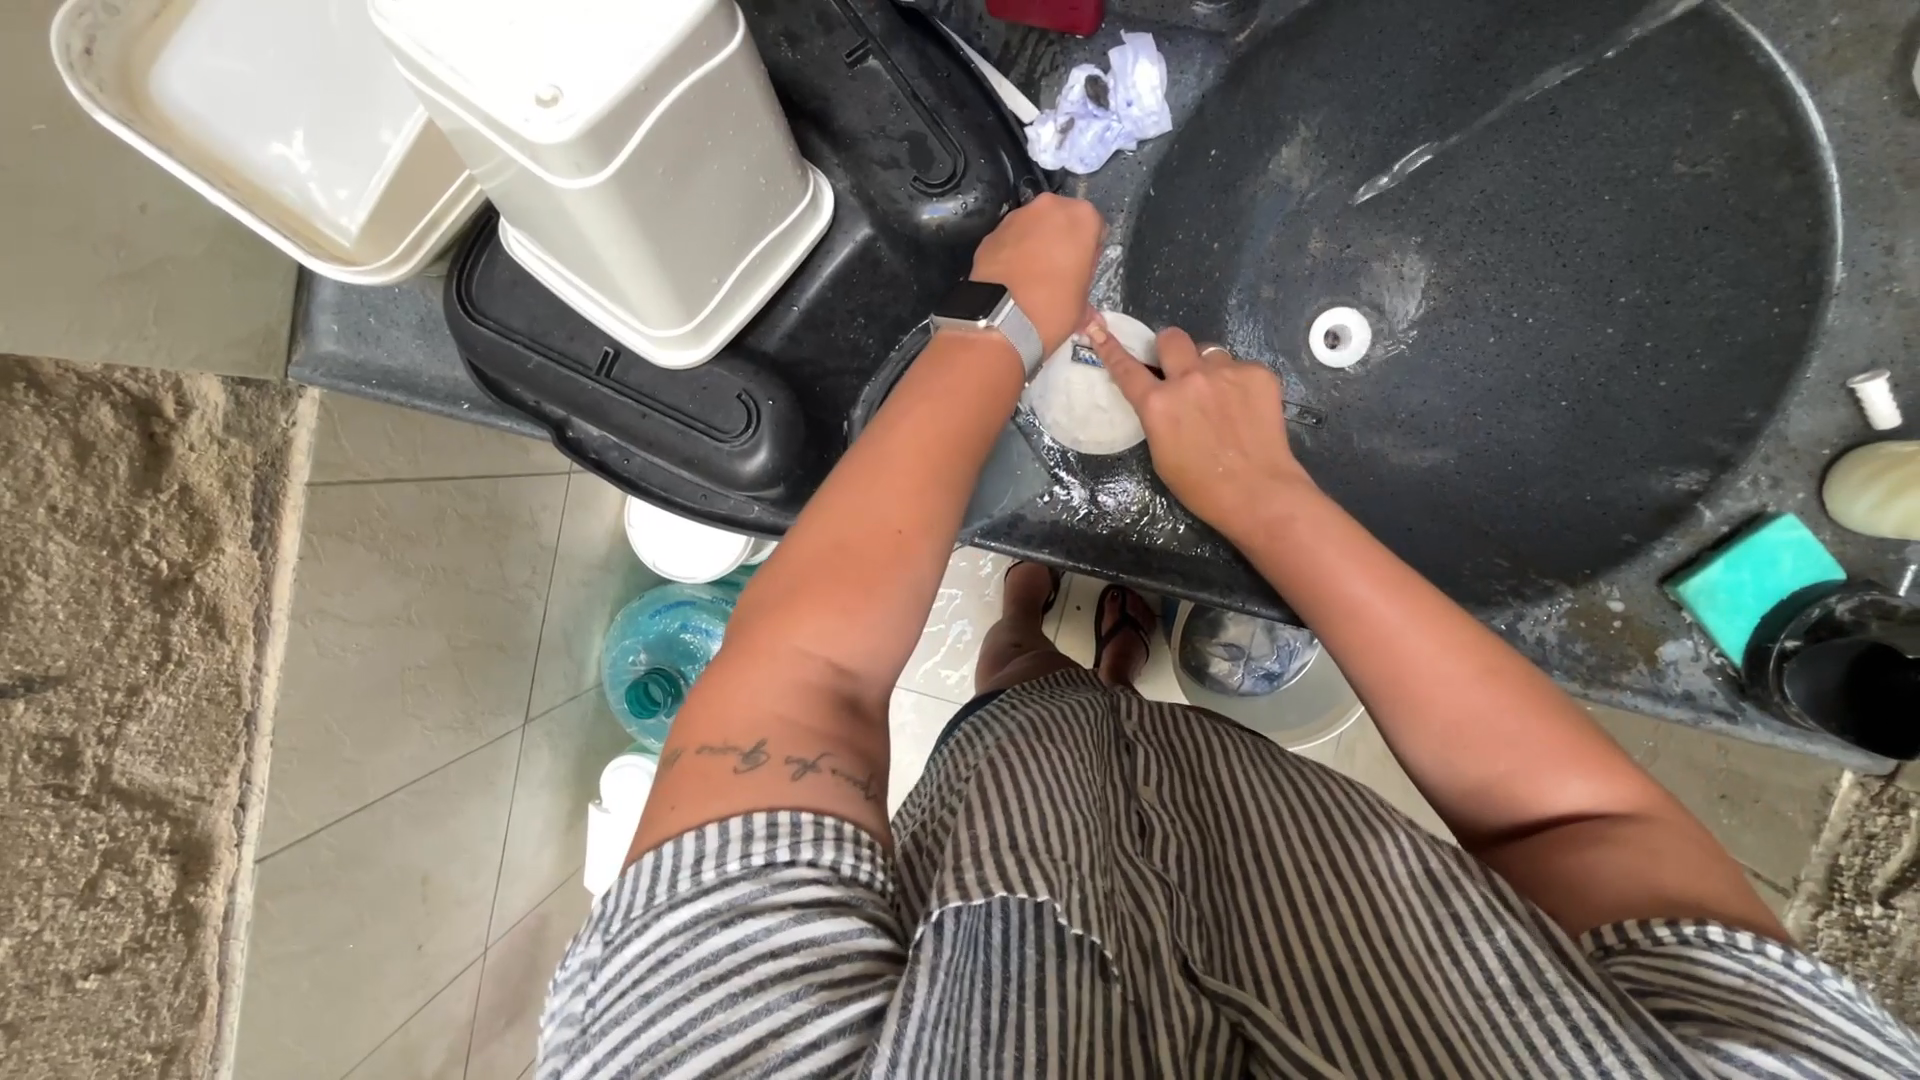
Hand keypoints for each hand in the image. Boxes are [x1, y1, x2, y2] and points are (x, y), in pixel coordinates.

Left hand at [969, 194, 1104, 353]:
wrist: (998, 320)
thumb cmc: (1051, 309)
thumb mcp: (1080, 310)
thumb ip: (1085, 301)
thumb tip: (1092, 321)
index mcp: (1083, 217)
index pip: (1095, 230)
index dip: (1088, 254)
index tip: (1079, 273)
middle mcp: (1050, 207)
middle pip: (1061, 223)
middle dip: (1060, 244)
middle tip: (1056, 275)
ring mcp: (1016, 216)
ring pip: (1033, 229)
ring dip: (1034, 246)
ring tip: (1029, 279)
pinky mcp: (991, 233)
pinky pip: (1008, 241)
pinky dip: (1011, 254)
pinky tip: (1010, 279)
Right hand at [1083, 318, 1315, 539]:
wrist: (1257, 491)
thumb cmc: (1200, 485)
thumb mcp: (1161, 454)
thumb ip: (1157, 417)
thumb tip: (1164, 398)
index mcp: (1157, 404)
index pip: (1126, 369)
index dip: (1111, 349)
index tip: (1099, 329)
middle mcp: (1189, 379)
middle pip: (1172, 338)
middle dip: (1171, 349)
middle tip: (1180, 370)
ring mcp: (1226, 372)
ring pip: (1210, 353)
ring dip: (1208, 369)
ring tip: (1221, 399)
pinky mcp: (1259, 373)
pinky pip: (1241, 367)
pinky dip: (1239, 383)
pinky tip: (1246, 409)